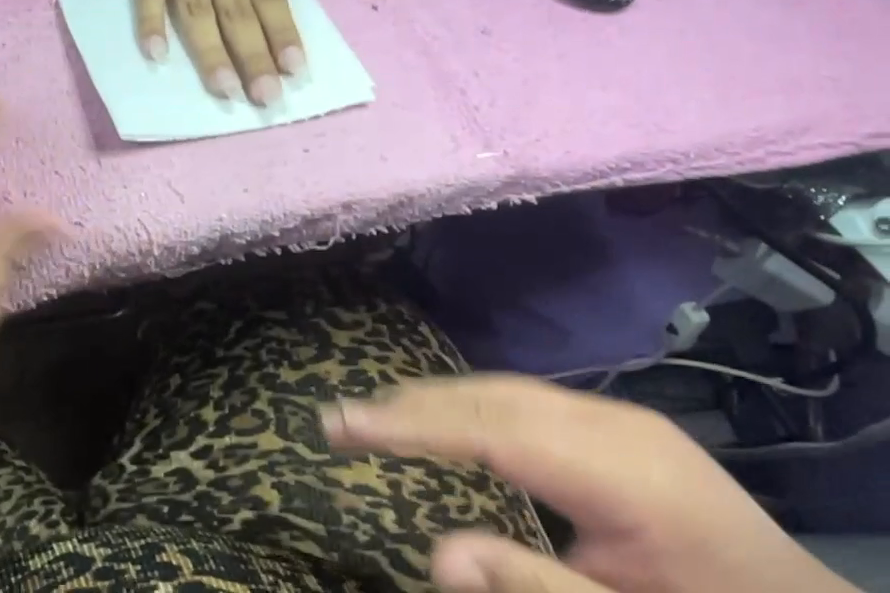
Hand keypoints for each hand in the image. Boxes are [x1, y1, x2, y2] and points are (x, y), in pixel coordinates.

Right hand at [325, 375, 857, 592]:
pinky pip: (526, 399)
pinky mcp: (621, 425)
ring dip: (434, 399)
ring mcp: (623, 419)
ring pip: (504, 389)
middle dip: (410, 404)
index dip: (408, 425)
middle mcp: (619, 427)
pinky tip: (442, 417)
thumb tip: (434, 557)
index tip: (337, 424)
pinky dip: (469, 403)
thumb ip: (532, 587)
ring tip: (375, 416)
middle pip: (491, 397)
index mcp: (624, 476)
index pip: (489, 432)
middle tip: (340, 420)